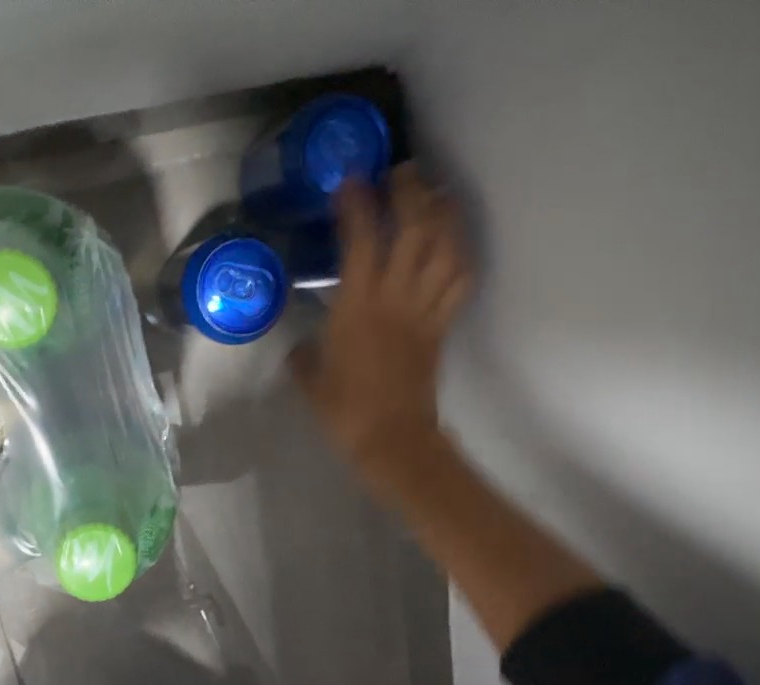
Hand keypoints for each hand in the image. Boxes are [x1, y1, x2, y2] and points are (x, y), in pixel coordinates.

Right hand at [290, 162, 473, 472]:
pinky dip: (460, 257)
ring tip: (438, 194)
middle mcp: (394, 298)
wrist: (393, 439)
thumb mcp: (312, 381)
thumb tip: (298, 349)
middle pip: (414, 230)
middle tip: (404, 170)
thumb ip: (305, 358)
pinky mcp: (441, 328)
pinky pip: (458, 283)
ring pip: (444, 250)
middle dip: (411, 193)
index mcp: (357, 306)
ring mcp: (423, 311)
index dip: (358, 204)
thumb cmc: (345, 411)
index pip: (361, 240)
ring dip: (445, 216)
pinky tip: (455, 244)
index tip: (352, 177)